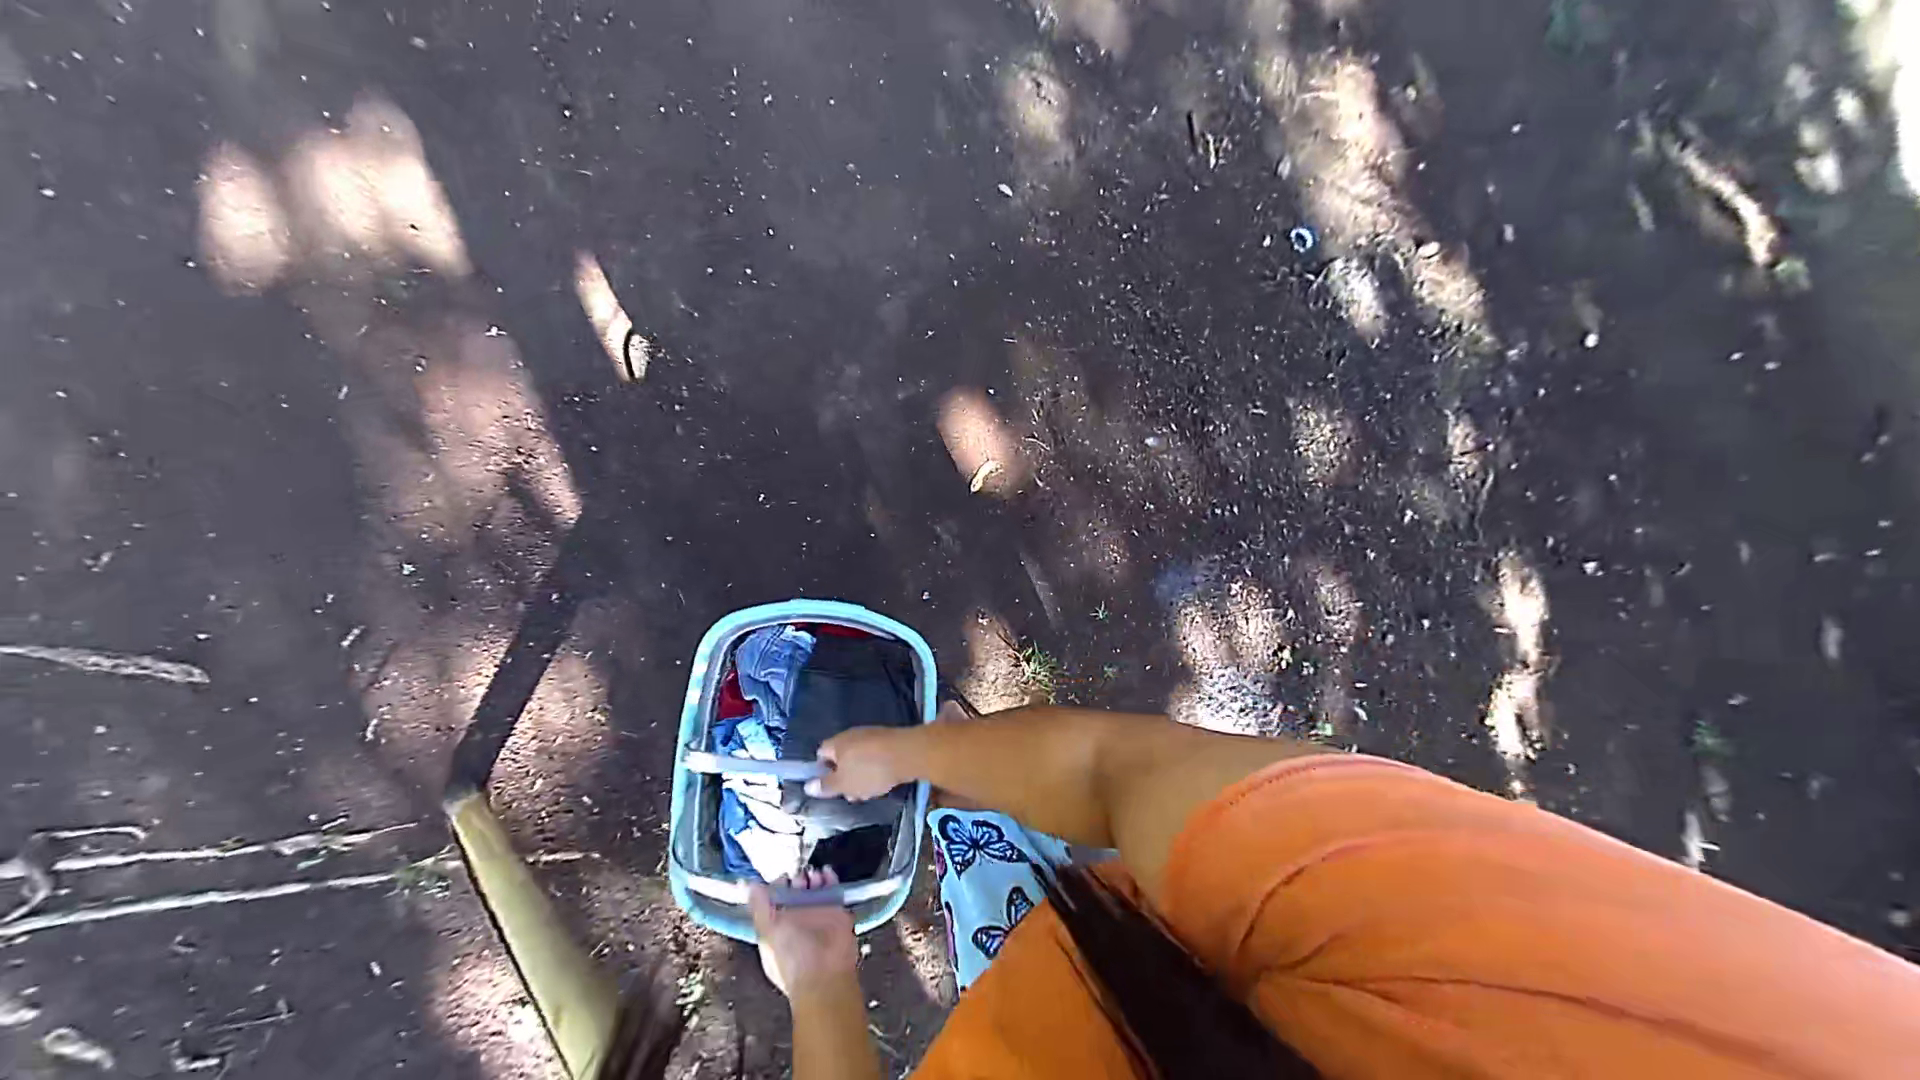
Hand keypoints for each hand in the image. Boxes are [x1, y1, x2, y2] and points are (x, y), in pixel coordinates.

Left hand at [749, 867, 858, 997]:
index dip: (778, 886)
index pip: (776, 899)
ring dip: (813, 877)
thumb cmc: (791, 955)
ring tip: (813, 876)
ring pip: (815, 888)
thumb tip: (749, 884)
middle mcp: (797, 920)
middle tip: (800, 878)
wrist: (824, 973)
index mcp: (777, 926)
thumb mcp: (767, 932)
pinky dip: (830, 878)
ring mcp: (817, 915)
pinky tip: (826, 873)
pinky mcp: (836, 912)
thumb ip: (759, 907)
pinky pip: (833, 889)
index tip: (783, 878)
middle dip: (798, 879)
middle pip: (797, 890)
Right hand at [807, 725, 915, 801]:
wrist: (907, 753)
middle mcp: (852, 735)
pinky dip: (877, 769)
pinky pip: (876, 756)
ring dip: (861, 776)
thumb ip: (826, 785)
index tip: (830, 786)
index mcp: (837, 742)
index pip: (821, 753)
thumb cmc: (870, 770)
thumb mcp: (844, 784)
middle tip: (852, 794)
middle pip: (842, 757)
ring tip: (870, 792)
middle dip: (845, 777)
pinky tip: (884, 781)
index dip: (822, 771)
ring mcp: (872, 736)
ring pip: (859, 759)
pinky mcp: (888, 740)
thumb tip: (807, 786)